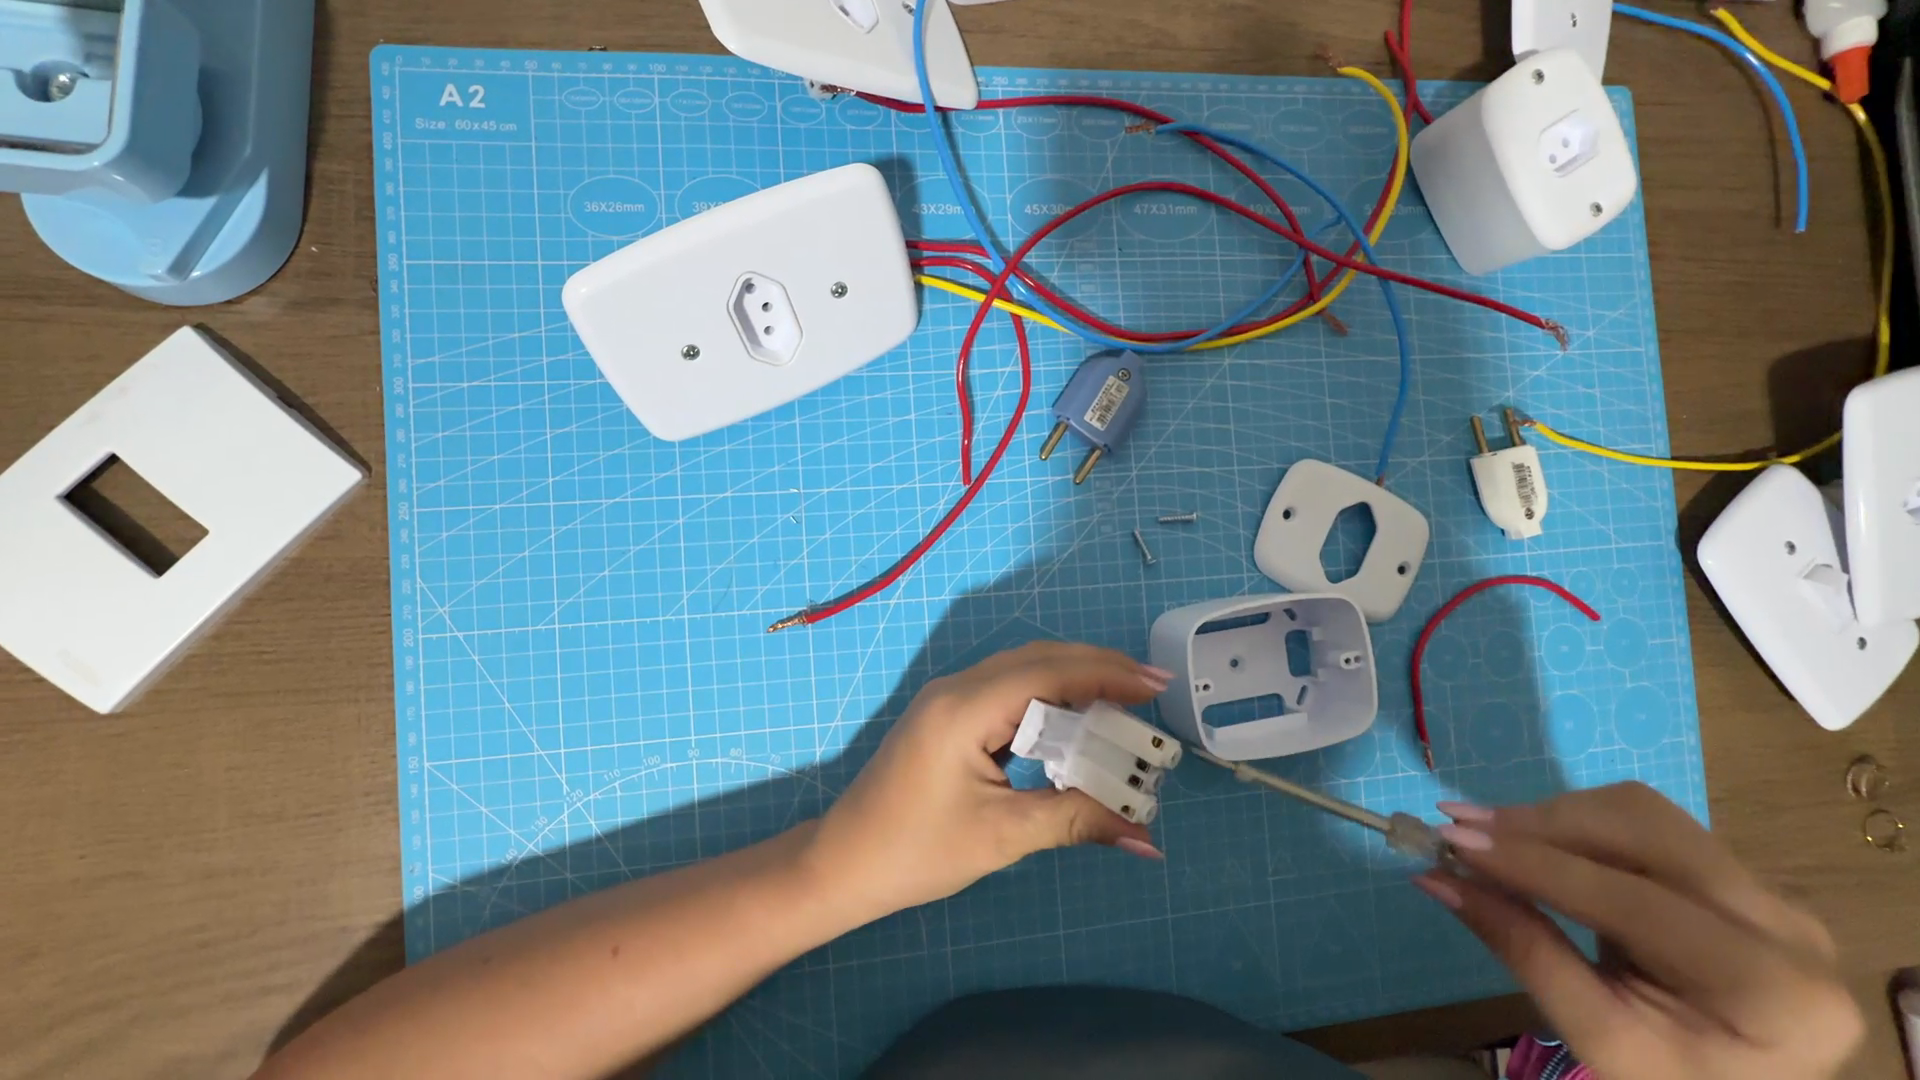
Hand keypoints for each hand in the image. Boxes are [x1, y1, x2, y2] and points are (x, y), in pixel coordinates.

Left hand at [806, 642, 1172, 921]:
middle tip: (1151, 688)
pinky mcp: (947, 716)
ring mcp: (948, 699)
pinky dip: (1047, 699)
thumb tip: (1146, 840)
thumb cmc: (916, 851)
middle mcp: (956, 688)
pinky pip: (1007, 692)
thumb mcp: (1002, 836)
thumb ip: (1076, 821)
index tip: (1156, 685)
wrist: (843, 863)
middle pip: (1037, 659)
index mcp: (966, 708)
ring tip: (1122, 701)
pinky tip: (1073, 720)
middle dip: (1096, 667)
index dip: (1106, 674)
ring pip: (1022, 671)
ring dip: (1072, 679)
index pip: (1049, 672)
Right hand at [1418, 783, 1861, 1079]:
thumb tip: (1435, 878)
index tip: (1453, 840)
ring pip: (1644, 813)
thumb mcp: (1597, 1037)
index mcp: (1772, 991)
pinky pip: (1649, 823)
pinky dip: (1577, 821)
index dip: (1536, 864)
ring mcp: (1770, 895)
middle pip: (1647, 832)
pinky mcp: (1740, 876)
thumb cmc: (1669, 1079)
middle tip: (1458, 824)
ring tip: (1488, 831)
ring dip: (1555, 815)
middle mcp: (1788, 927)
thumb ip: (1524, 951)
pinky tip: (1536, 840)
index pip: (1635, 902)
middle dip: (1542, 823)